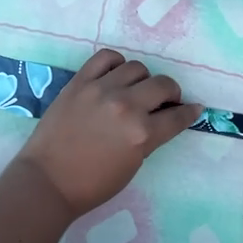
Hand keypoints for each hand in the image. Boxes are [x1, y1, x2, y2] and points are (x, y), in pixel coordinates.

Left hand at [13, 49, 203, 218]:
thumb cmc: (92, 184)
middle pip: (162, 84)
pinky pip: (106, 58)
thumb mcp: (132, 166)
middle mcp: (126, 106)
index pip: (176, 116)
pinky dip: (116, 63)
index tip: (194, 108)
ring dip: (143, 79)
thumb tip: (162, 120)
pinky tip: (116, 74)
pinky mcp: (80, 81)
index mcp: (142, 134)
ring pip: (136, 67)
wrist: (48, 180)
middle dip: (170, 93)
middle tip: (166, 100)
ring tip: (136, 89)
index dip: (189, 112)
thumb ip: (148, 139)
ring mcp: (101, 89)